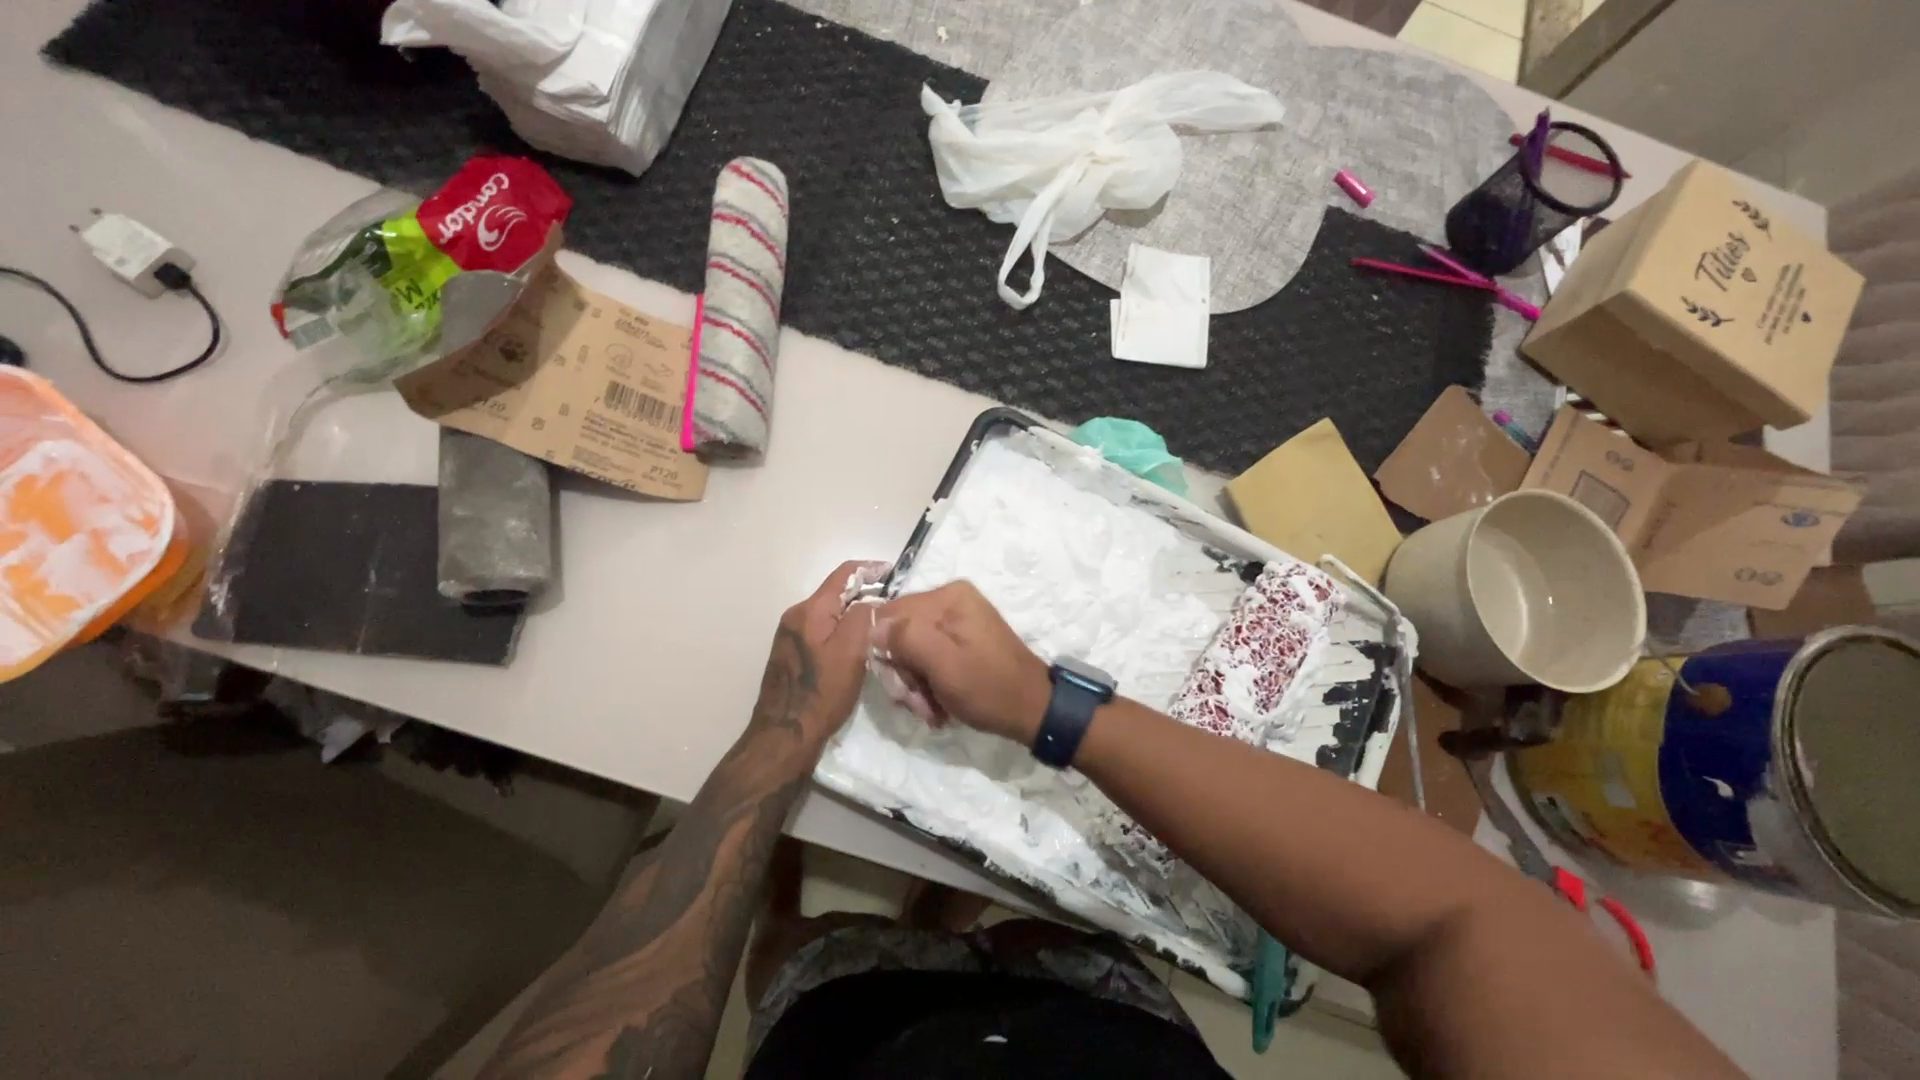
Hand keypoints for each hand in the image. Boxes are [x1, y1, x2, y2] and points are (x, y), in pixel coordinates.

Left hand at [753, 561, 886, 747]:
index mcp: (809, 610)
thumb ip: (864, 616)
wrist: (785, 734)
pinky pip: (822, 632)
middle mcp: (795, 617)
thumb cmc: (822, 692)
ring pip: (829, 615)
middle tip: (894, 604)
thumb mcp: (851, 651)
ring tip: (882, 625)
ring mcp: (790, 637)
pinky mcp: (791, 656)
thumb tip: (872, 601)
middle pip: (835, 594)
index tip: (894, 573)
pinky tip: (859, 647)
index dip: (870, 569)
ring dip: (854, 614)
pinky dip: (842, 632)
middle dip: (864, 593)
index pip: (843, 574)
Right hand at [875, 582, 1051, 743]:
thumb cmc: (988, 689)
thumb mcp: (942, 664)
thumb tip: (873, 625)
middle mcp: (951, 601)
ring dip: (916, 686)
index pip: (890, 615)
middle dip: (905, 675)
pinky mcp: (962, 642)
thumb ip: (905, 638)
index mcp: (948, 597)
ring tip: (932, 710)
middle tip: (920, 704)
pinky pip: (929, 658)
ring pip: (912, 651)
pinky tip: (939, 706)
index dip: (887, 653)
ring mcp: (958, 621)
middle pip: (901, 635)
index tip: (902, 686)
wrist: (1033, 712)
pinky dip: (930, 685)